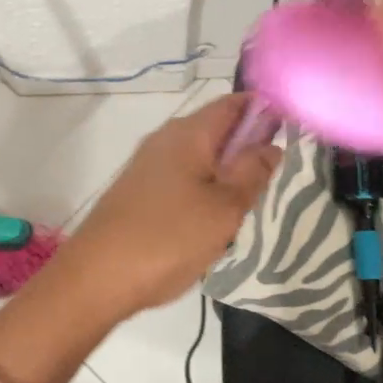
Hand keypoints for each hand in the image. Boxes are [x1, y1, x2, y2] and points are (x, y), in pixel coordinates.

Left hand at [55, 92, 282, 320]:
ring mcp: (148, 164)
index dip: (264, 110)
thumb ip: (253, 172)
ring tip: (238, 210)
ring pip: (200, 155)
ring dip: (224, 174)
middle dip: (246, 148)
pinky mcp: (137, 190)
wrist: (94, 279)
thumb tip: (271, 144)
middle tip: (265, 183)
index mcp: (190, 133)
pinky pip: (181, 177)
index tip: (288, 135)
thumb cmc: (168, 239)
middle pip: (217, 128)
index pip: (234, 103)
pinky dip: (202, 190)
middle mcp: (166, 138)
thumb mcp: (225, 209)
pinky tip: (206, 224)